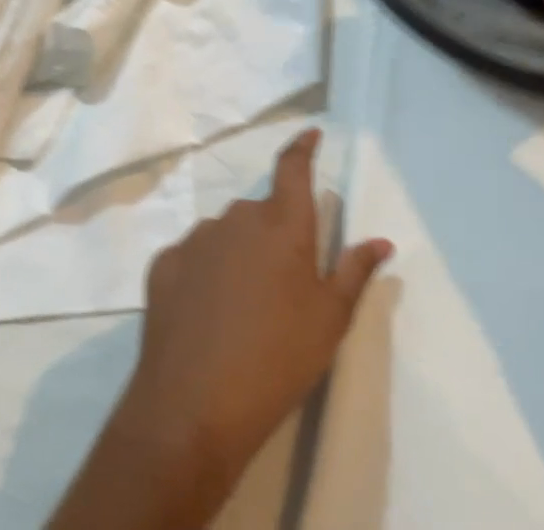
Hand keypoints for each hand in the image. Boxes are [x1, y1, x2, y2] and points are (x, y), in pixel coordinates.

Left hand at [117, 130, 392, 482]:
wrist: (191, 409)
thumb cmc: (278, 359)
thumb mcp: (330, 319)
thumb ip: (355, 271)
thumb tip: (380, 241)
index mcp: (284, 225)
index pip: (293, 168)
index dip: (303, 147)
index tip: (310, 133)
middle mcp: (238, 220)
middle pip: (261, 209)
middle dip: (275, 229)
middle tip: (285, 278)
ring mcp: (195, 242)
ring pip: (226, 231)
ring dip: (239, 250)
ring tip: (245, 302)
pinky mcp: (162, 268)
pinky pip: (194, 255)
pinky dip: (206, 270)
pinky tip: (208, 311)